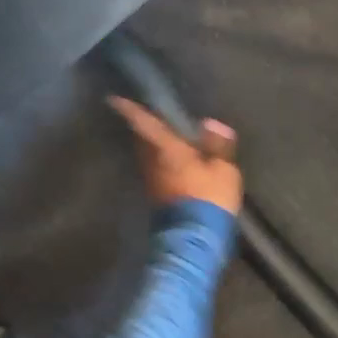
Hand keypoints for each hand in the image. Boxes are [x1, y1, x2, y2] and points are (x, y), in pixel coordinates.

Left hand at [107, 97, 242, 213]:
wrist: (195, 238)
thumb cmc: (209, 197)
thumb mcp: (224, 169)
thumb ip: (217, 145)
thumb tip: (211, 123)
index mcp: (166, 148)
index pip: (144, 123)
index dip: (129, 110)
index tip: (113, 99)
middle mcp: (151, 161)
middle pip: (142, 138)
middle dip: (143, 126)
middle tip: (148, 115)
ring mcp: (151, 180)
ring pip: (147, 154)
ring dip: (152, 145)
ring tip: (163, 136)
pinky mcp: (156, 195)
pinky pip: (156, 168)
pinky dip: (161, 160)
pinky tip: (173, 160)